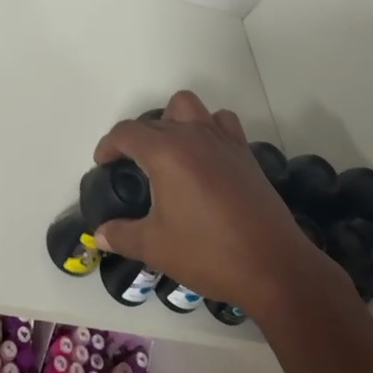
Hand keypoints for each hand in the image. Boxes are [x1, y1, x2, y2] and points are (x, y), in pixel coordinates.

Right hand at [92, 90, 324, 311]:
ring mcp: (222, 140)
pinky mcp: (244, 152)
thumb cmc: (208, 253)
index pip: (126, 133)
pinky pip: (221, 122)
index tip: (103, 164)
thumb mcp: (155, 247)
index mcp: (165, 153)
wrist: (272, 266)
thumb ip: (122, 235)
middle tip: (133, 167)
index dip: (108, 146)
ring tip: (169, 152)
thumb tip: (100, 234)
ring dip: (173, 120)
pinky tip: (206, 157)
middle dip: (137, 138)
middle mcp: (192, 135)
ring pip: (189, 107)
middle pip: (154, 120)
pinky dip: (208, 128)